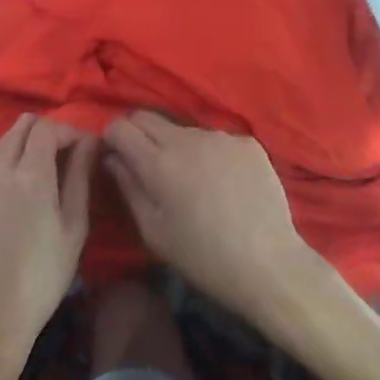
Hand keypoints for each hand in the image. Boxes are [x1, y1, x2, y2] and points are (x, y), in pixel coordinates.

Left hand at [0, 114, 96, 349]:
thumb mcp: (74, 225)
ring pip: (9, 137)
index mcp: (29, 173)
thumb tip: (89, 142)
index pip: (48, 128)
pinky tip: (37, 181)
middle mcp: (2, 168)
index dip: (72, 131)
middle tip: (73, 154)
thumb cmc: (45, 272)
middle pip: (24, 124)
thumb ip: (80, 177)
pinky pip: (0, 156)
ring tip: (57, 166)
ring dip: (33, 140)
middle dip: (51, 129)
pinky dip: (19, 154)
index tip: (90, 149)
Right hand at [102, 111, 319, 325]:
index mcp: (158, 162)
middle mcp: (187, 138)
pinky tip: (223, 184)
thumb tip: (113, 158)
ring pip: (184, 130)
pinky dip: (210, 155)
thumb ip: (128, 187)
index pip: (121, 126)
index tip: (117, 157)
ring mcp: (221, 137)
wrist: (267, 262)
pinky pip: (216, 140)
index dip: (112, 138)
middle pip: (148, 117)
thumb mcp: (153, 231)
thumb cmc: (202, 256)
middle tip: (146, 165)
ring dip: (177, 146)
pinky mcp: (247, 142)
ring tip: (192, 181)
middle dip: (138, 134)